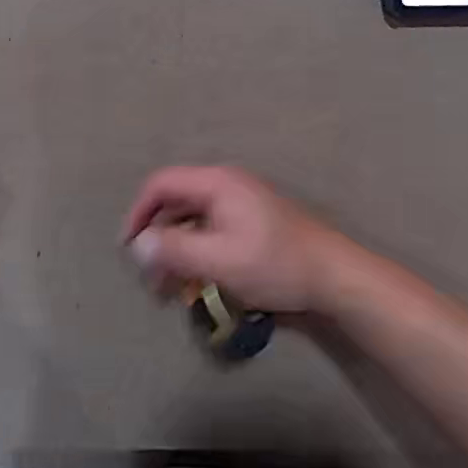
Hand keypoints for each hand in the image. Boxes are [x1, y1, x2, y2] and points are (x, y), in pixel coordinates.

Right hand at [121, 165, 353, 311]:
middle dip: (158, 237)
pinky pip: (209, 228)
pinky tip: (197, 280)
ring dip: (176, 249)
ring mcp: (239, 201)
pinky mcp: (250, 220)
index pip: (161, 184)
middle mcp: (224, 183)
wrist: (337, 277)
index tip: (129, 246)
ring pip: (191, 218)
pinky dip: (196, 251)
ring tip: (171, 286)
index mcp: (215, 182)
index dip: (139, 212)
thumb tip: (136, 244)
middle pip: (175, 202)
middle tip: (150, 275)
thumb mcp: (220, 261)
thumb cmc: (276, 264)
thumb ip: (175, 251)